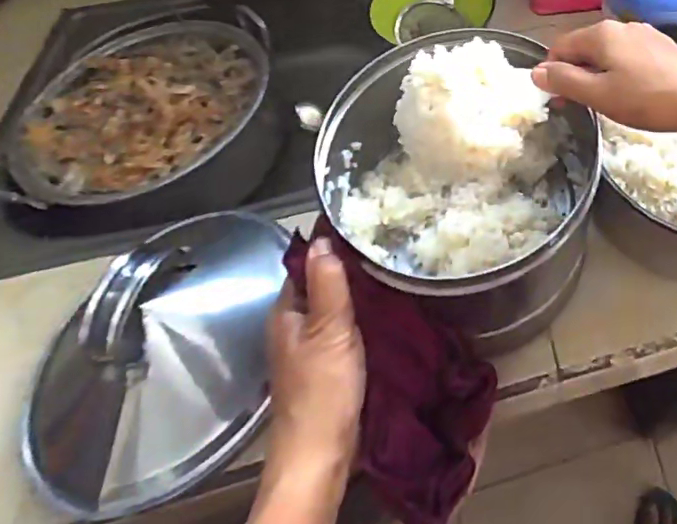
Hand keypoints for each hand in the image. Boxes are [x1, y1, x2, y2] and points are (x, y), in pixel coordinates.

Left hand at [266, 238, 365, 476]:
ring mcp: (310, 345)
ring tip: (390, 264)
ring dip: (357, 288)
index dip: (329, 242)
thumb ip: (327, 284)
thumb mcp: (328, 329)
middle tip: (384, 239)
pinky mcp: (328, 363)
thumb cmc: (322, 389)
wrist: (321, 456)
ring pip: (334, 303)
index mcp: (286, 311)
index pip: (305, 263)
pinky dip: (362, 311)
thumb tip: (323, 239)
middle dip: (348, 263)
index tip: (360, 221)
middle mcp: (294, 324)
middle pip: (321, 282)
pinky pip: (345, 324)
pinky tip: (385, 305)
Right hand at [531, 21, 676, 135]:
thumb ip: (564, 81)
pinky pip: (627, 56)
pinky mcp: (660, 46)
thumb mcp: (598, 95)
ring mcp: (643, 33)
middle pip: (583, 48)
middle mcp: (619, 26)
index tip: (557, 100)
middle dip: (574, 74)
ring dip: (597, 74)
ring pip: (606, 52)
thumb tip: (535, 71)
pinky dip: (619, 72)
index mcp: (600, 33)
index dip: (551, 73)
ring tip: (606, 102)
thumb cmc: (647, 99)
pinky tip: (632, 93)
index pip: (559, 47)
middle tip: (579, 105)